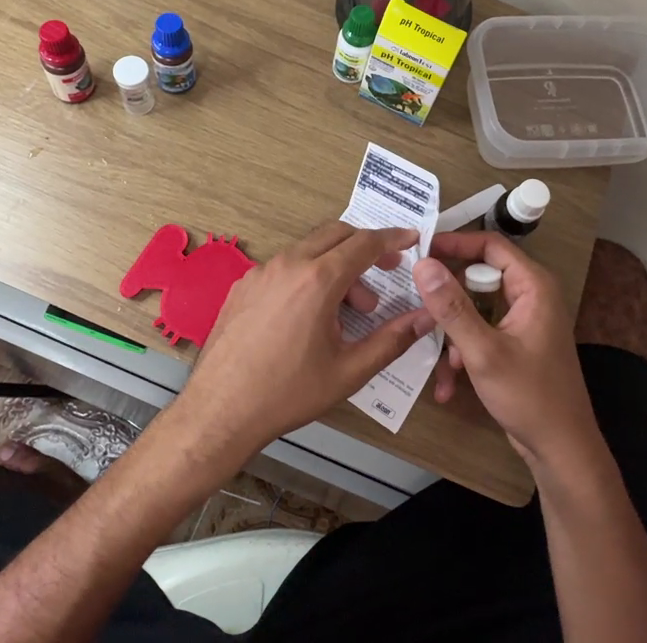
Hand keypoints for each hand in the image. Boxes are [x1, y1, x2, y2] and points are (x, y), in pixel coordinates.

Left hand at [178, 223, 433, 456]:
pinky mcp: (243, 286)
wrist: (219, 411)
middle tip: (385, 273)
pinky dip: (307, 276)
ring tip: (348, 313)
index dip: (393, 238)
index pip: (364, 243)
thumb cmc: (287, 394)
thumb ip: (393, 340)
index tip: (412, 238)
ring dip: (336, 267)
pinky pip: (284, 267)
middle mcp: (287, 265)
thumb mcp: (349, 371)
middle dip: (365, 248)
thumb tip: (427, 318)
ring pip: (308, 250)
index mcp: (317, 280)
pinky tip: (310, 317)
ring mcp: (260, 273)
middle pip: (336, 234)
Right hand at [413, 232, 598, 465]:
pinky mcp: (515, 344)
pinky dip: (464, 353)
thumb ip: (452, 308)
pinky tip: (450, 384)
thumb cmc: (529, 396)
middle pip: (478, 277)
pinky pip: (481, 333)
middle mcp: (530, 296)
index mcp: (533, 286)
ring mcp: (523, 321)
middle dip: (448, 301)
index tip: (420, 251)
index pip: (490, 246)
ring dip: (453, 335)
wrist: (561, 449)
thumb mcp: (484, 352)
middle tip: (417, 308)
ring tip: (440, 364)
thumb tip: (423, 265)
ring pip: (475, 310)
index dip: (454, 244)